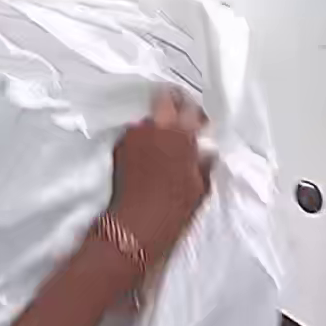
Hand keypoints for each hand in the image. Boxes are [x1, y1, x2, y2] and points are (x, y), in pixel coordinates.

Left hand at [106, 86, 210, 268]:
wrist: (135, 228)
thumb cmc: (174, 209)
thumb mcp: (199, 185)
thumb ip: (203, 160)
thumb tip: (206, 150)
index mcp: (181, 133)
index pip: (191, 106)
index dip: (197, 114)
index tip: (201, 124)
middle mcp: (156, 126)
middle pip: (165, 97)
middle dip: (174, 103)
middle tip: (181, 120)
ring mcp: (135, 133)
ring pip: (149, 116)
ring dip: (157, 123)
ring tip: (163, 142)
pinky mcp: (120, 144)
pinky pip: (135, 132)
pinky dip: (143, 137)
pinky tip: (148, 154)